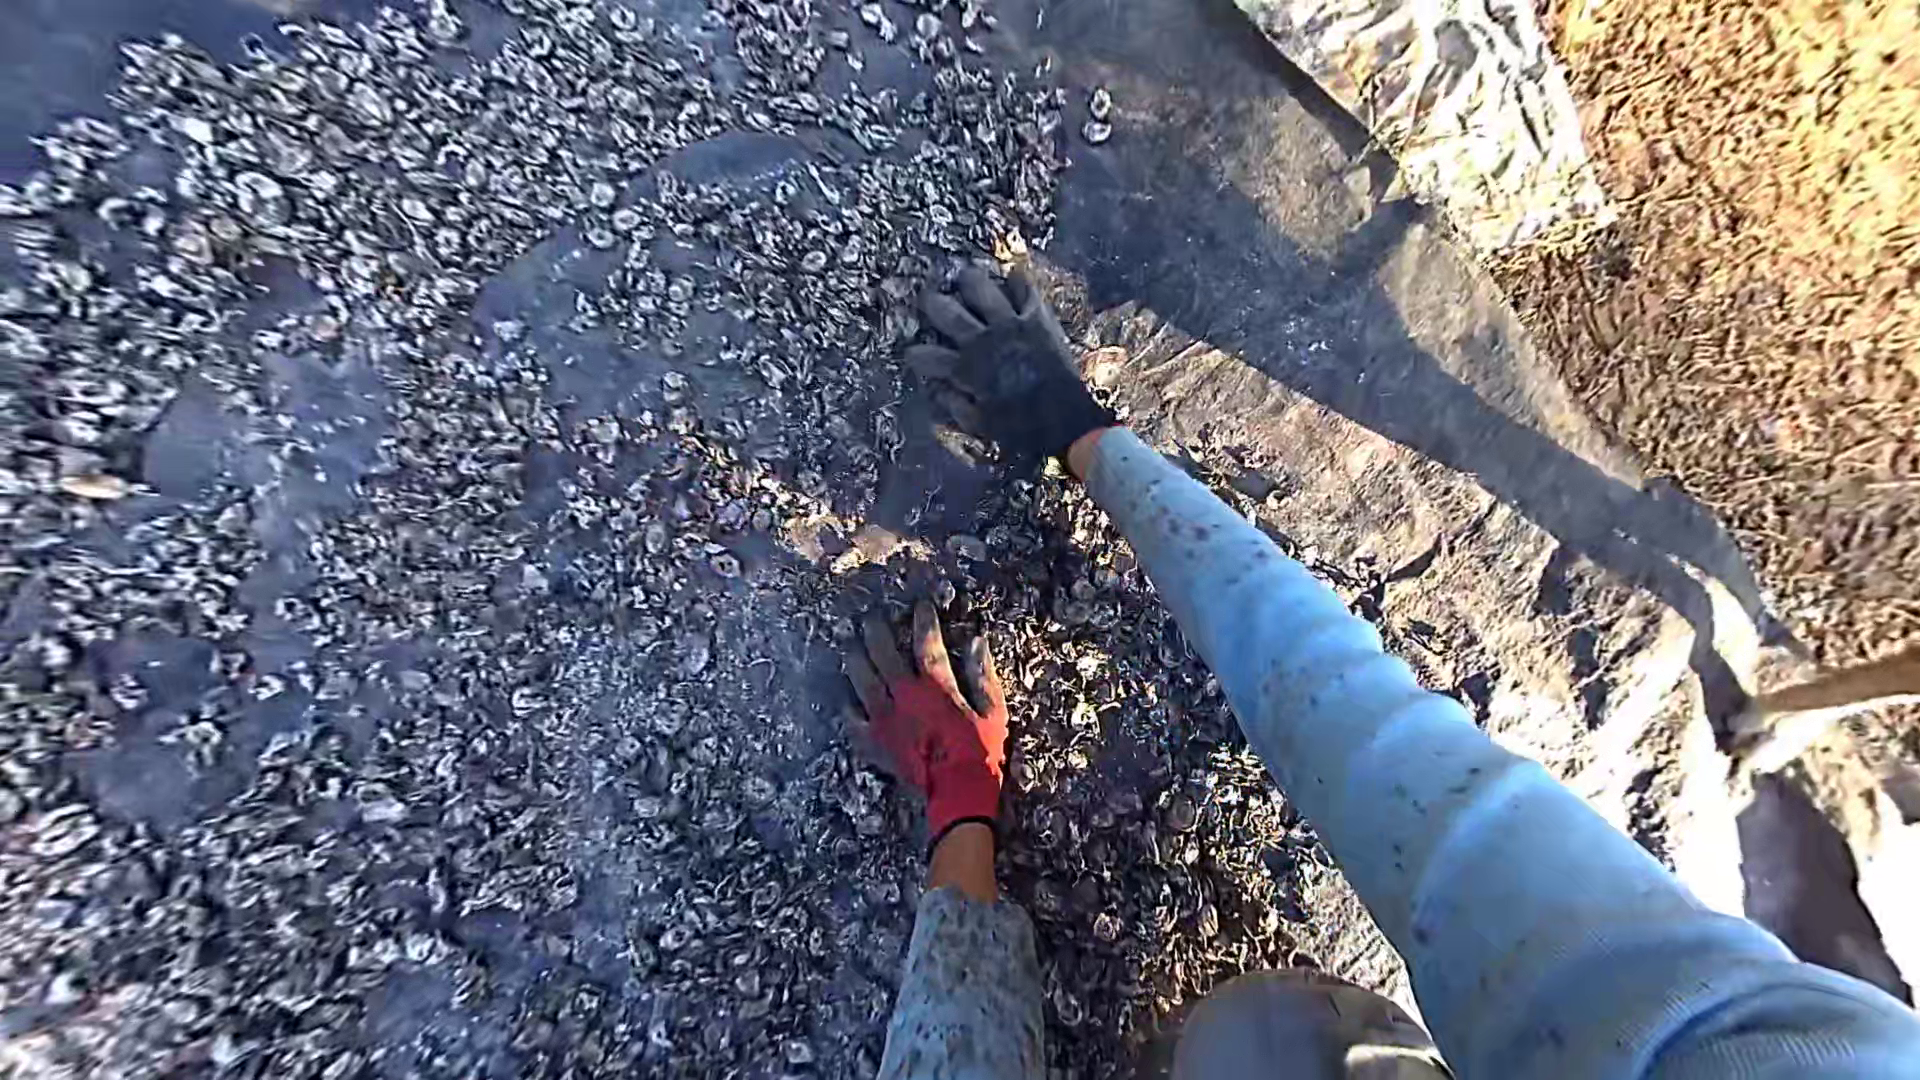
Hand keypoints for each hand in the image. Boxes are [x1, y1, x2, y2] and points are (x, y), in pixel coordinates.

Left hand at [843, 600, 1009, 846]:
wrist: (958, 797)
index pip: (926, 643)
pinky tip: (846, 696)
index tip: (921, 606)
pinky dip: (848, 705)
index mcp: (934, 687)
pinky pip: (852, 719)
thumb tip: (977, 641)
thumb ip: (983, 674)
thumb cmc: (980, 752)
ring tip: (850, 644)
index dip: (923, 621)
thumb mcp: (994, 711)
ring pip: (862, 680)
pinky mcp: (874, 741)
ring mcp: (884, 719)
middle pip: (883, 654)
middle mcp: (904, 697)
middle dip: (876, 631)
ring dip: (856, 658)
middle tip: (871, 618)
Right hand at [907, 265, 1114, 469]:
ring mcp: (1011, 323)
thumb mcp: (980, 424)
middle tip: (928, 299)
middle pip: (946, 310)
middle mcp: (983, 339)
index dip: (915, 354)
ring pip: (979, 287)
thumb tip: (936, 387)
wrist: (1066, 420)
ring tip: (965, 281)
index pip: (927, 355)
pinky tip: (1008, 281)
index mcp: (967, 369)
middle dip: (931, 303)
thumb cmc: (1020, 429)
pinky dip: (1014, 281)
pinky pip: (1023, 287)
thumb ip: (954, 404)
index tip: (911, 353)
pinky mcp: (1036, 317)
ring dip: (968, 283)